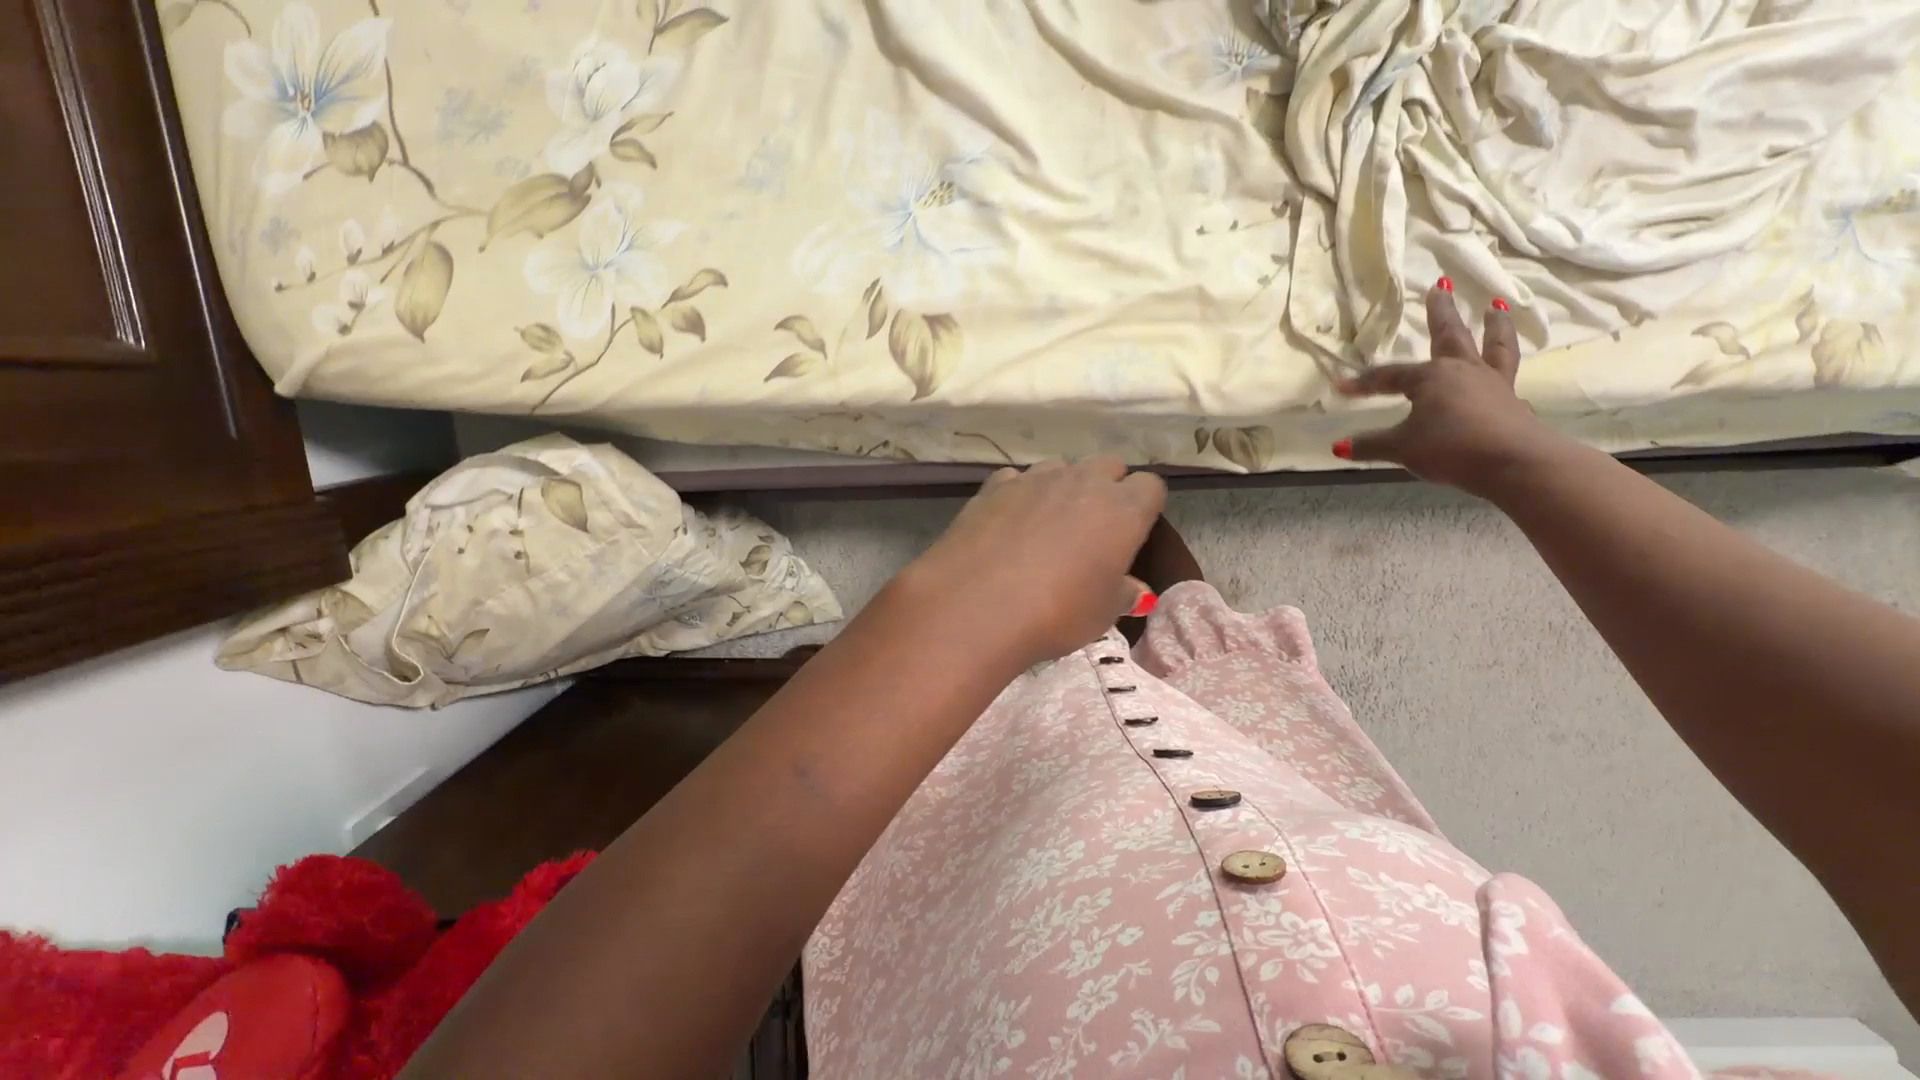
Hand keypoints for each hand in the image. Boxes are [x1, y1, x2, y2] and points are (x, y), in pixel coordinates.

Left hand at [900, 458, 1165, 667]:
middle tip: (1094, 530)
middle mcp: (1083, 481)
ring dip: (1063, 488)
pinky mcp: (994, 486)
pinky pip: (1018, 479)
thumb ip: (1123, 594)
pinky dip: (1021, 495)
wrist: (976, 606)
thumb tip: (1134, 590)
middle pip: (1107, 466)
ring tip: (1049, 527)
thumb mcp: (1102, 614)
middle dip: (1107, 489)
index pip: (1150, 486)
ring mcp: (1035, 478)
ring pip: (1061, 468)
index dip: (1144, 507)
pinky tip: (1010, 524)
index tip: (1132, 534)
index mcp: (1123, 509)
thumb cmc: (1056, 613)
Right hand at [1337, 283, 1560, 495]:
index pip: (1390, 376)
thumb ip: (1371, 445)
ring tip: (1495, 307)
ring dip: (1494, 325)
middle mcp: (1464, 371)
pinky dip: (1506, 370)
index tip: (1341, 387)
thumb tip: (1338, 447)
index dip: (1364, 383)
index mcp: (1432, 377)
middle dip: (1441, 310)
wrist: (1513, 463)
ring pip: (1494, 346)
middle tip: (1441, 285)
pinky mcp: (1513, 402)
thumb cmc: (1451, 448)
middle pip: (1450, 334)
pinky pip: (1509, 378)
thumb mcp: (1402, 448)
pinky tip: (1504, 374)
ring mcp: (1493, 384)